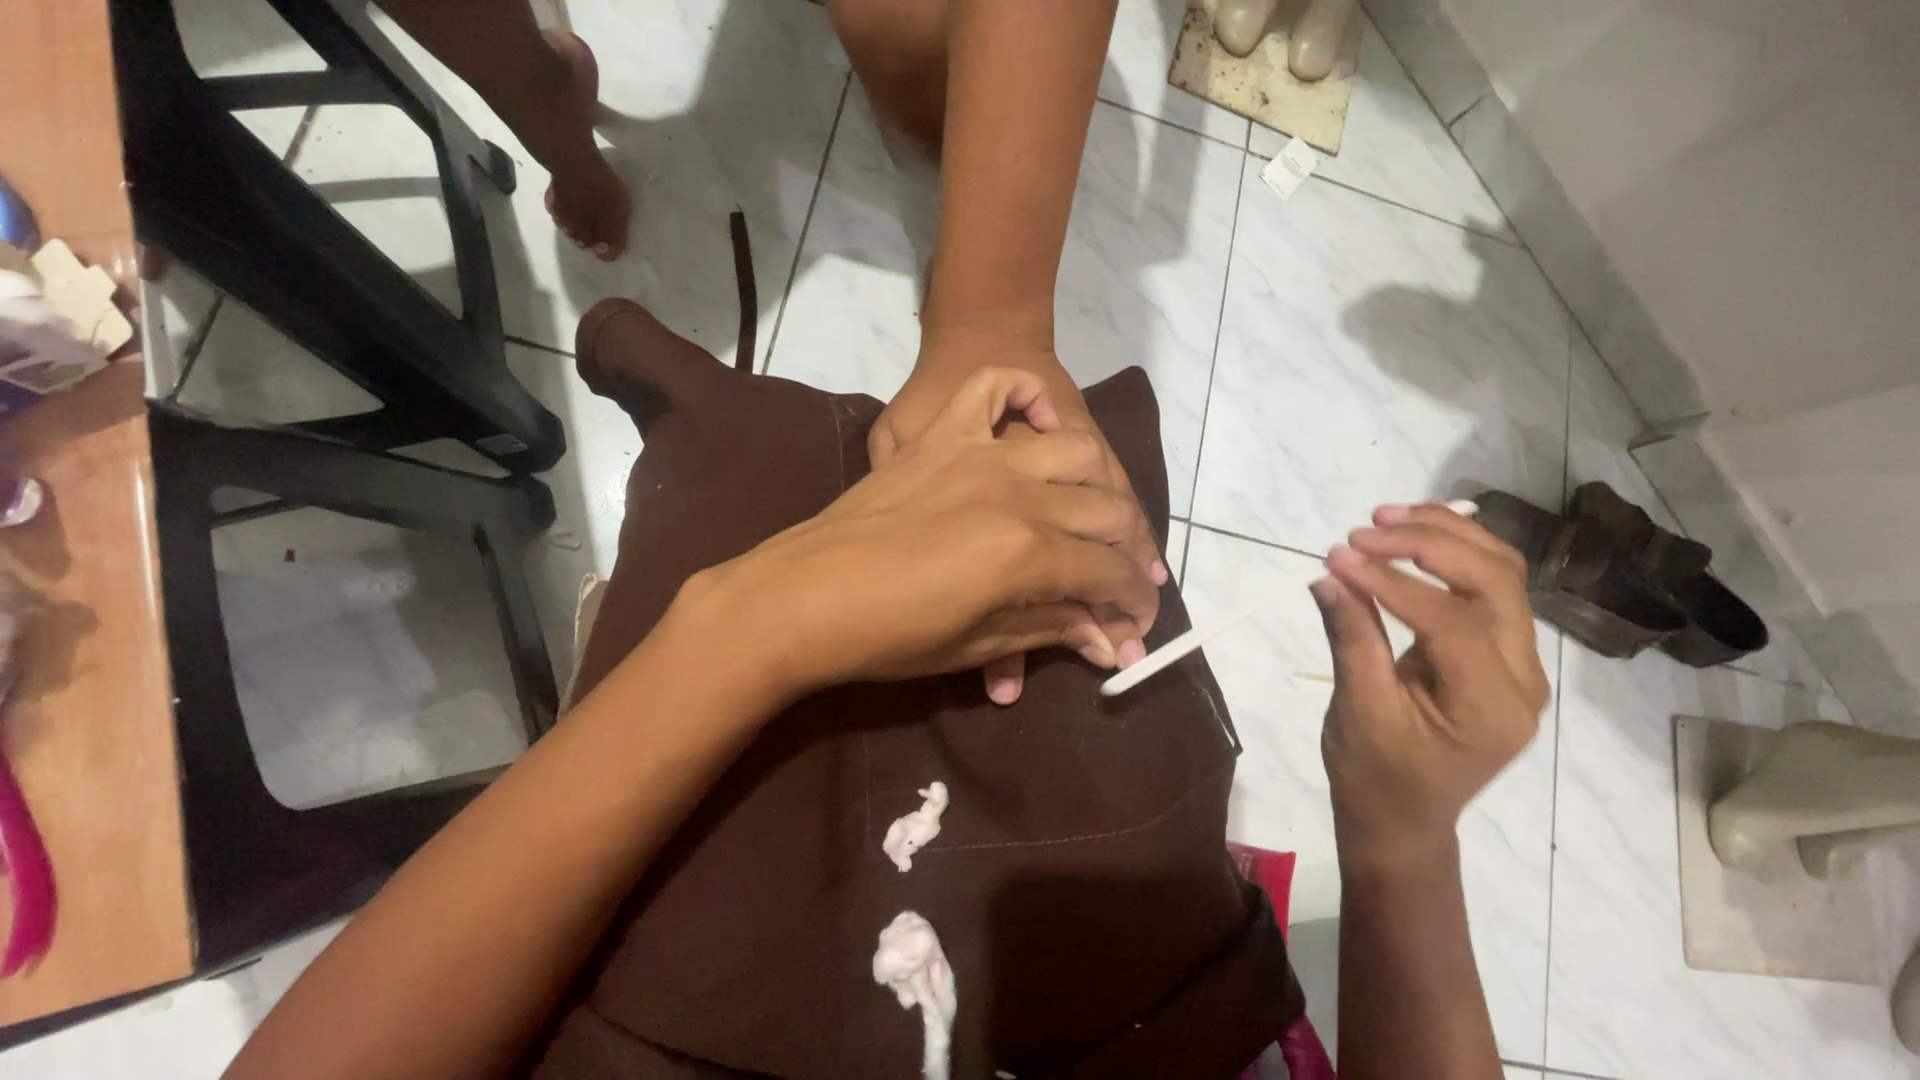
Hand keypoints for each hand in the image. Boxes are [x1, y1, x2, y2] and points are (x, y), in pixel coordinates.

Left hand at [680, 367, 1160, 705]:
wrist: (801, 593)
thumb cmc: (885, 635)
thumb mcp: (973, 644)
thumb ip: (1048, 629)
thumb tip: (1108, 640)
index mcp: (1026, 554)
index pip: (1109, 572)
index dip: (1132, 601)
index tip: (1138, 624)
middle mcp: (1018, 494)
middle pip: (1108, 512)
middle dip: (1133, 553)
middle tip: (1130, 582)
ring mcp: (980, 454)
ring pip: (1075, 449)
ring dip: (1102, 485)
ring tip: (1102, 516)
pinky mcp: (944, 434)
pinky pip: (996, 389)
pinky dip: (1022, 394)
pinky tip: (1037, 425)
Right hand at [1311, 503, 1549, 863]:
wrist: (1403, 817)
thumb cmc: (1375, 774)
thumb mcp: (1357, 711)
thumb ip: (1352, 638)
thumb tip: (1331, 573)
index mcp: (1491, 706)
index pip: (1450, 620)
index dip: (1393, 581)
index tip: (1338, 555)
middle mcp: (1523, 679)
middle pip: (1495, 582)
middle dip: (1428, 544)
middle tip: (1363, 530)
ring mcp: (1520, 664)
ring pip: (1502, 574)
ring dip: (1446, 537)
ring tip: (1385, 517)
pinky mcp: (1502, 654)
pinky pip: (1490, 589)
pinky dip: (1452, 554)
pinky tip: (1410, 537)